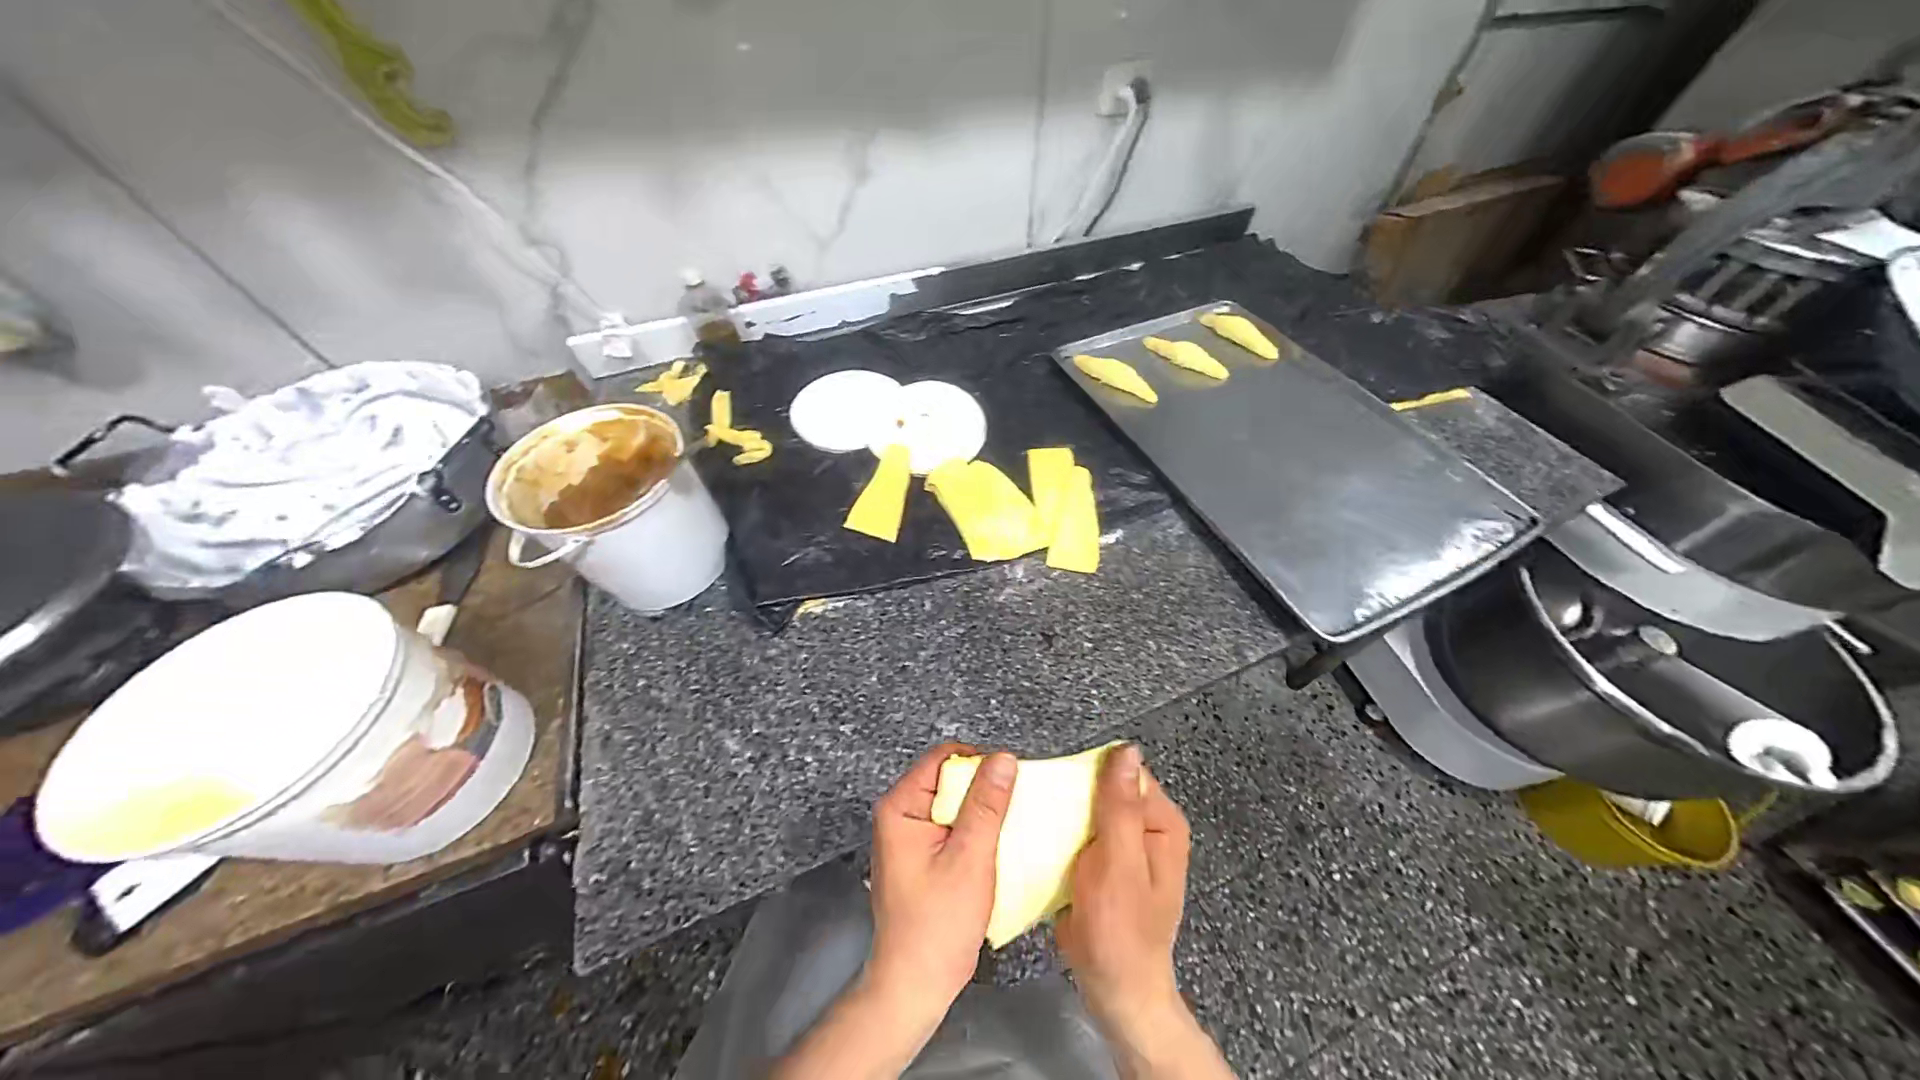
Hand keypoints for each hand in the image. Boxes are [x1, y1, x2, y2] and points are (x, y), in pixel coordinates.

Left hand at [865, 742, 1017, 1021]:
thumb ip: (986, 804)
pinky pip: (952, 825)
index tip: (1010, 780)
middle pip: (949, 778)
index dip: (979, 762)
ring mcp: (909, 835)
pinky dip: (975, 831)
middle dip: (983, 789)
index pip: (943, 757)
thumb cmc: (936, 927)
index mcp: (900, 806)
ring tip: (1007, 830)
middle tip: (1012, 810)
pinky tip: (994, 849)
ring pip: (954, 802)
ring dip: (982, 813)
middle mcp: (899, 814)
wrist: (915, 984)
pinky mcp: (922, 854)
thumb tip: (1002, 759)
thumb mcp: (969, 858)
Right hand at [1056, 744, 1192, 1031]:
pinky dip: (1058, 830)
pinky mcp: (1099, 861)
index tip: (1053, 772)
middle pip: (1102, 786)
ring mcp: (1121, 845)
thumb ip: (1120, 806)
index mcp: (1161, 822)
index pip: (1124, 772)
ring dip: (1060, 809)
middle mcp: (1145, 827)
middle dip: (1070, 788)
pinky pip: (1076, 831)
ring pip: (1085, 808)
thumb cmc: (1121, 930)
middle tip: (1034, 792)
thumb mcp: (1119, 864)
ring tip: (1029, 808)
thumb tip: (1125, 749)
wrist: (1113, 988)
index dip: (1089, 768)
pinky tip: (1036, 831)